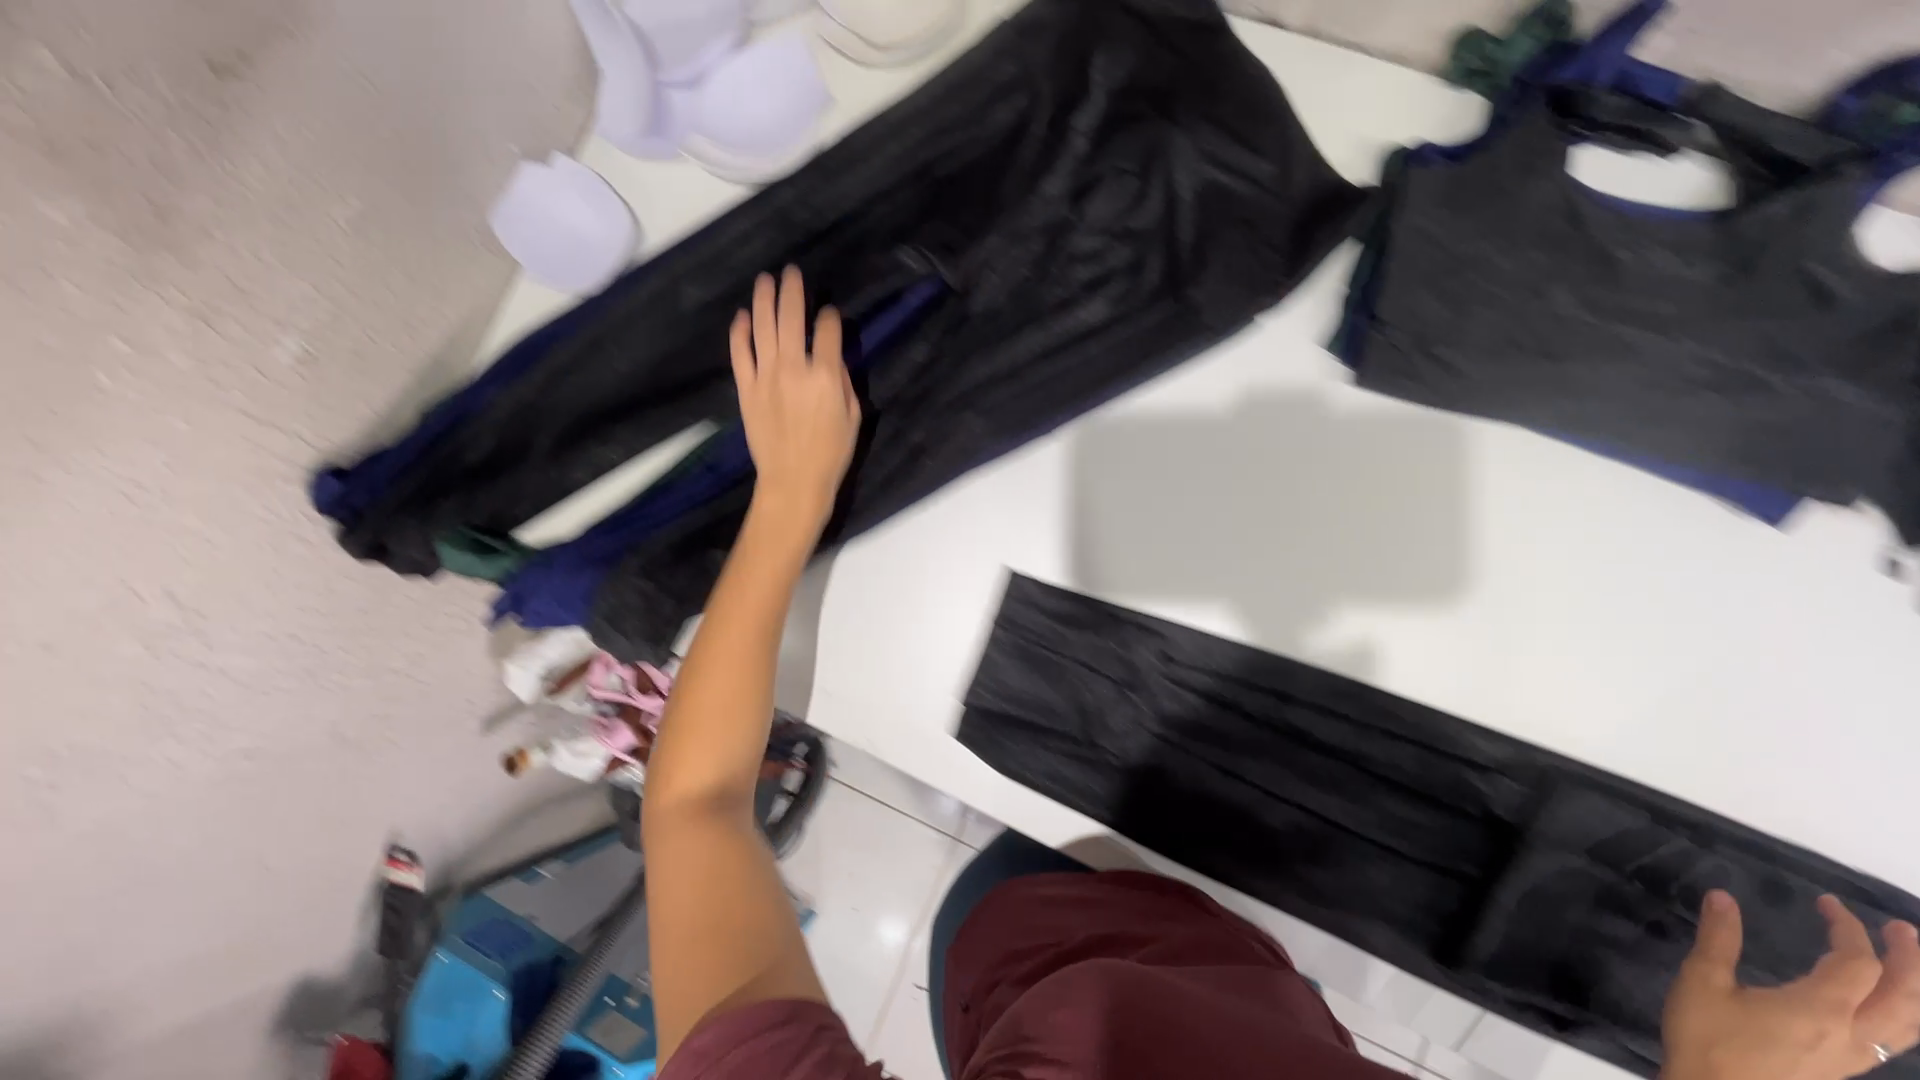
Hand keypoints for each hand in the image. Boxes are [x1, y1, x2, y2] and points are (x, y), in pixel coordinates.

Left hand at [730, 266, 860, 532]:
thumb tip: (831, 357)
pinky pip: (740, 352)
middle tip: (792, 272)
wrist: (793, 481)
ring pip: (762, 326)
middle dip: (793, 291)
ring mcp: (766, 376)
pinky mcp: (746, 388)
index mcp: (825, 375)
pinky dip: (740, 331)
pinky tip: (743, 316)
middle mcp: (794, 367)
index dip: (830, 318)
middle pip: (791, 317)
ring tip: (766, 280)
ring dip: (764, 299)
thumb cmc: (831, 453)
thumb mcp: (853, 416)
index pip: (827, 330)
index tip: (829, 316)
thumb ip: (843, 381)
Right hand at [1662, 891, 1919, 1079]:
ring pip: (1907, 1024)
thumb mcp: (1702, 982)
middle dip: (1909, 960)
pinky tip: (1881, 1009)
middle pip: (1903, 997)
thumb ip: (1718, 939)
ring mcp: (1851, 1056)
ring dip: (1914, 990)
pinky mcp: (1842, 1068)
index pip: (1856, 962)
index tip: (1825, 902)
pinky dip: (1902, 1015)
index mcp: (1818, 1007)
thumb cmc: (1707, 1037)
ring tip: (1906, 965)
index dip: (1848, 928)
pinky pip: (1892, 1039)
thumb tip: (1722, 897)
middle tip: (1901, 929)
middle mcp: (1849, 1033)